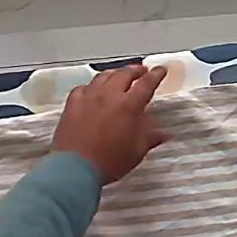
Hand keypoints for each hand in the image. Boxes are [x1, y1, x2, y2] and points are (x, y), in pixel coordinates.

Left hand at [52, 64, 168, 183]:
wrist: (75, 167)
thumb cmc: (110, 161)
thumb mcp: (136, 151)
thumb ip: (150, 137)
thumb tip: (164, 133)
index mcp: (128, 105)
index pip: (146, 84)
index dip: (156, 75)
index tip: (161, 70)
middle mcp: (109, 95)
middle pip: (124, 74)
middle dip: (135, 70)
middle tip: (141, 71)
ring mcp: (88, 97)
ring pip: (103, 76)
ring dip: (114, 74)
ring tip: (119, 76)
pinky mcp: (72, 103)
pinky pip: (83, 88)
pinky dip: (92, 86)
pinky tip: (92, 90)